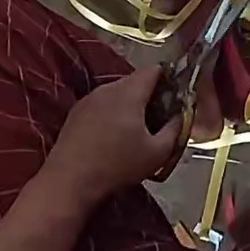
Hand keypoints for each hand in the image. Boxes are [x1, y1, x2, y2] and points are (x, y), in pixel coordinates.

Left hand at [39, 66, 182, 208]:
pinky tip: (113, 137)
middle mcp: (107, 88)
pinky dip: (112, 113)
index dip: (169, 78)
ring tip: (136, 130)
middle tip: (160, 118)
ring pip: (117, 93)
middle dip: (150, 95)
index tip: (176, 96)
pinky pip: (102, 104)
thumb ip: (175, 129)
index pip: (154, 70)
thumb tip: (180, 115)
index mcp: (129, 92)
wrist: (70, 180)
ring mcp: (88, 99)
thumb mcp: (157, 152)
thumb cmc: (118, 165)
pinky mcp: (76, 112)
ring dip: (130, 105)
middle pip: (135, 81)